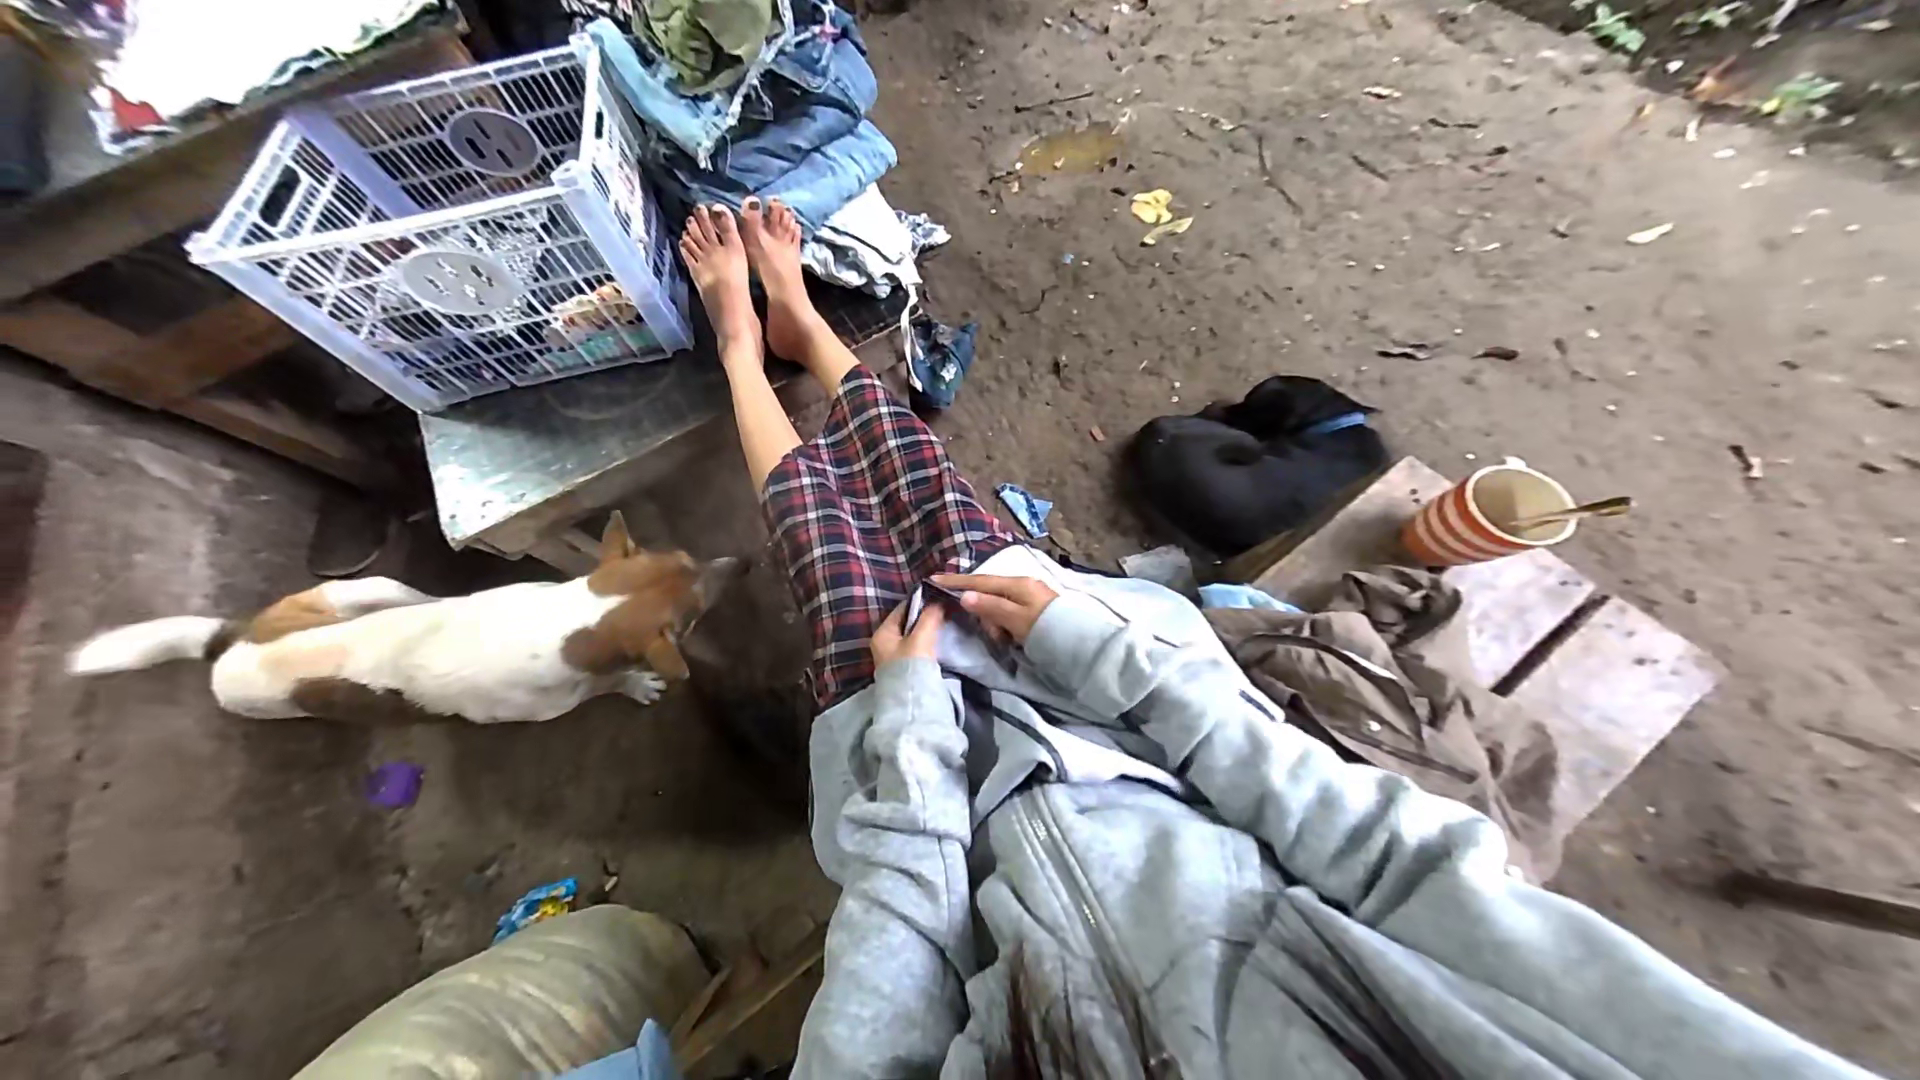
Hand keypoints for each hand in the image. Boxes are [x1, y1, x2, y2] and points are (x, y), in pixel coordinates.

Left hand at [871, 598, 943, 667]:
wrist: (911, 702)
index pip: (901, 609)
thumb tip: (938, 602)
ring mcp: (894, 657)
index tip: (938, 597)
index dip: (920, 602)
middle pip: (907, 622)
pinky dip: (927, 642)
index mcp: (882, 634)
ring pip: (912, 635)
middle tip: (943, 609)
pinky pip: (916, 647)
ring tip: (944, 622)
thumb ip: (929, 617)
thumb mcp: (921, 638)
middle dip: (924, 616)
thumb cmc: (911, 666)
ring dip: (926, 630)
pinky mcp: (904, 667)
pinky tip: (939, 639)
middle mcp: (884, 644)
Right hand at [931, 574, 1058, 643]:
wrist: (1082, 647)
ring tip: (1006, 640)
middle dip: (982, 611)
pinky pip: (1010, 614)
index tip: (934, 579)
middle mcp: (1024, 586)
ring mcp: (1031, 597)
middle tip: (993, 634)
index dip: (957, 582)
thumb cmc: (1047, 631)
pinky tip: (1011, 637)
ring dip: (996, 623)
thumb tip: (965, 596)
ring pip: (999, 606)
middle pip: (989, 593)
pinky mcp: (1035, 610)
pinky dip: (1005, 625)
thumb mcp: (1016, 619)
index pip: (981, 581)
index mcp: (1018, 584)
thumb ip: (991, 607)